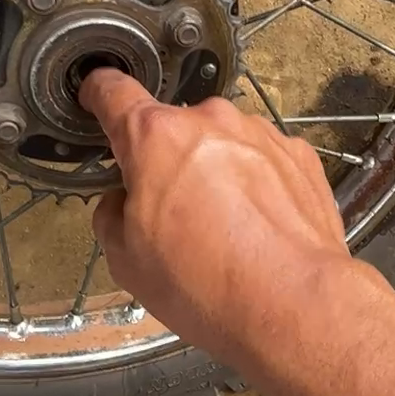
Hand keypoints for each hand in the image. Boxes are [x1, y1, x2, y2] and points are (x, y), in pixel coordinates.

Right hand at [80, 69, 376, 369]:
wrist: (293, 303)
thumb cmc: (206, 284)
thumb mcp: (126, 261)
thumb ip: (112, 214)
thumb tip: (121, 201)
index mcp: (156, 138)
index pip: (114, 93)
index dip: (99, 93)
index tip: (97, 96)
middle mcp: (210, 121)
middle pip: (174, 129)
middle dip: (167, 160)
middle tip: (173, 212)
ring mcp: (259, 133)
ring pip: (221, 142)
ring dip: (215, 170)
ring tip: (225, 228)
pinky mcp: (297, 153)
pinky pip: (262, 158)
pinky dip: (256, 181)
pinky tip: (259, 224)